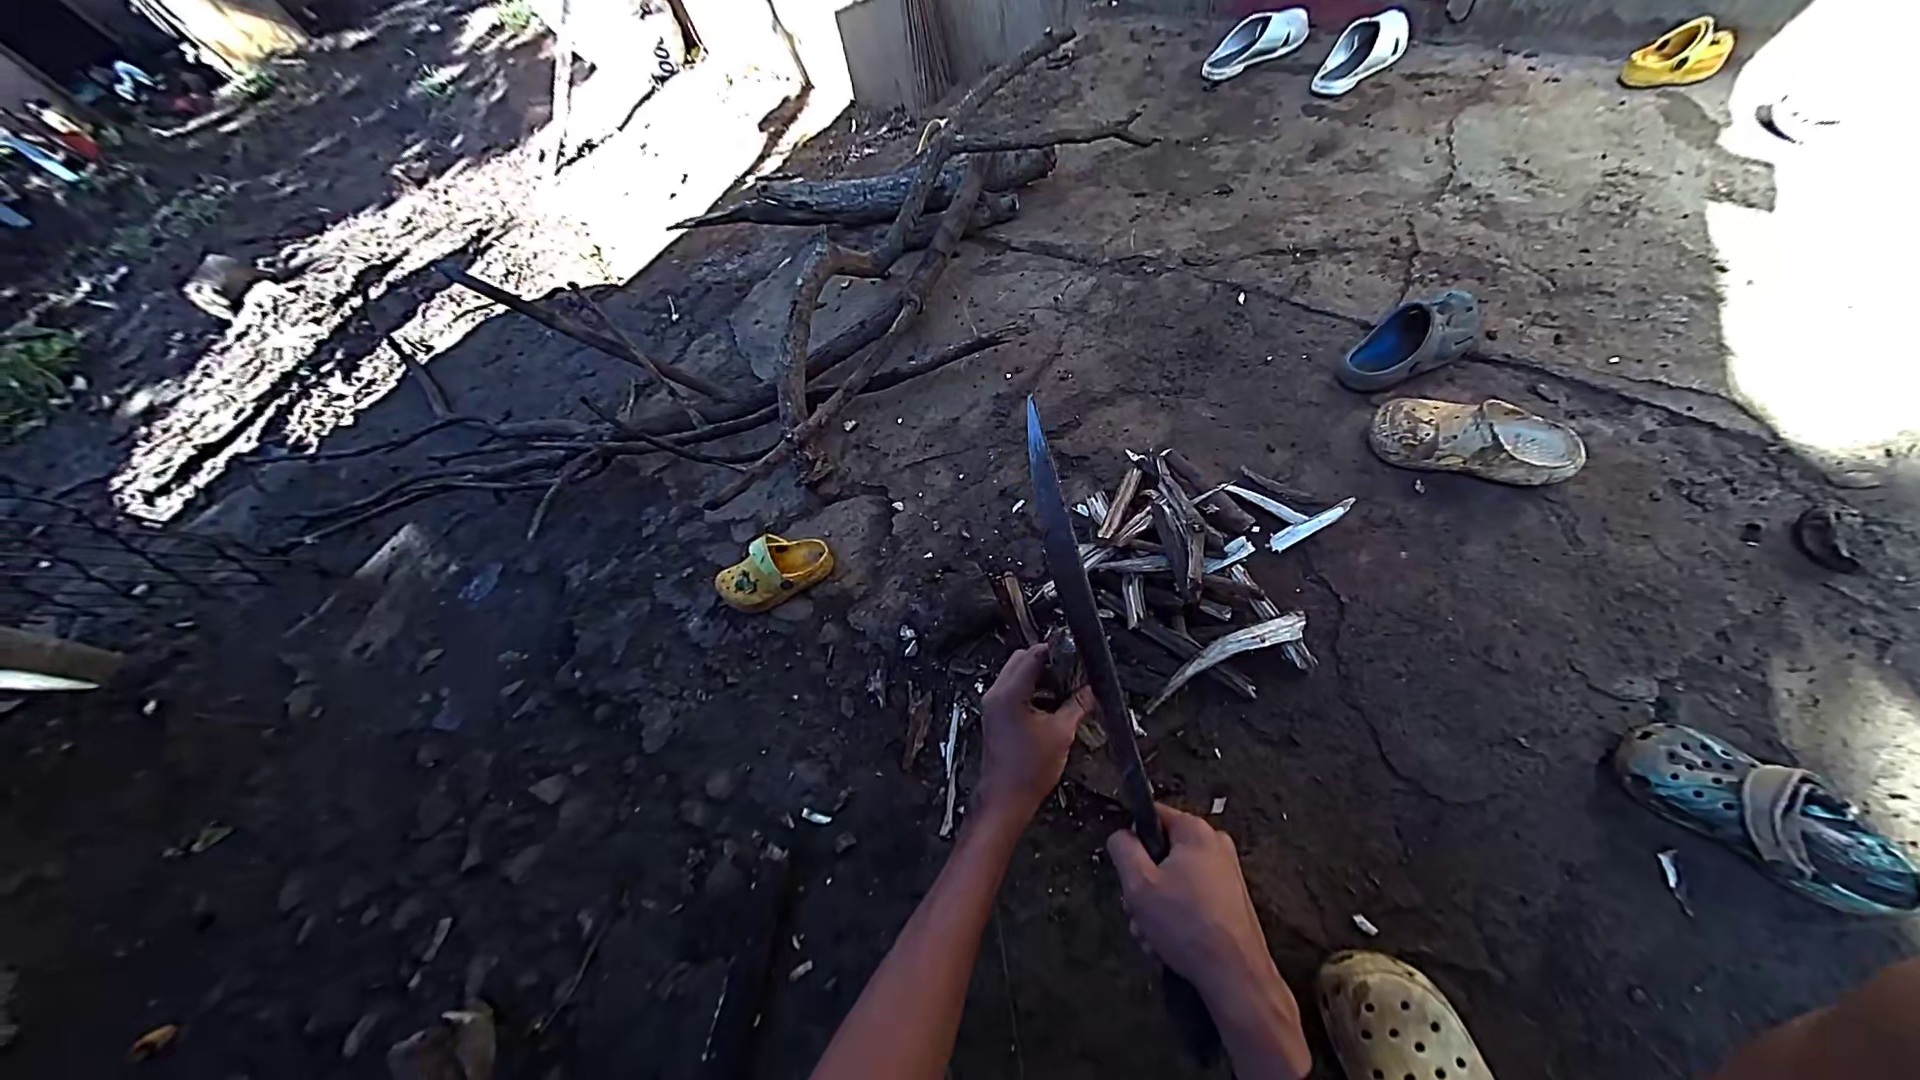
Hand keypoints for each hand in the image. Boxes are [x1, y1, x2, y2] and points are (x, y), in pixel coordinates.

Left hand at [976, 644, 1091, 823]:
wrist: (1006, 798)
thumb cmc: (1028, 771)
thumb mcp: (1061, 733)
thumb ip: (1077, 705)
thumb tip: (1090, 690)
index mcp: (1009, 694)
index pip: (1032, 656)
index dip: (1054, 651)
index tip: (1072, 654)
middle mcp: (996, 695)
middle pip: (1020, 659)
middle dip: (1046, 662)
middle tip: (1069, 672)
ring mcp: (993, 704)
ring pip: (1015, 673)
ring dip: (1038, 675)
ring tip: (1062, 689)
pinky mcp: (995, 715)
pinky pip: (1012, 689)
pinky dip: (1030, 689)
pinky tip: (1049, 704)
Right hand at [1108, 804, 1310, 1079]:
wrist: (1236, 978)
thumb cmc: (1186, 925)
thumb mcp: (1137, 882)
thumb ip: (1121, 847)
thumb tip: (1121, 835)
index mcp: (1195, 830)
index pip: (1150, 815)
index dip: (1132, 842)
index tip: (1128, 870)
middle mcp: (1215, 845)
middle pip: (1161, 852)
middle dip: (1144, 883)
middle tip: (1138, 909)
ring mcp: (1227, 874)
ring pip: (1174, 879)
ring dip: (1156, 905)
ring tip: (1153, 934)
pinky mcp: (1231, 901)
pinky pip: (1192, 898)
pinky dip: (1178, 916)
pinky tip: (1170, 943)